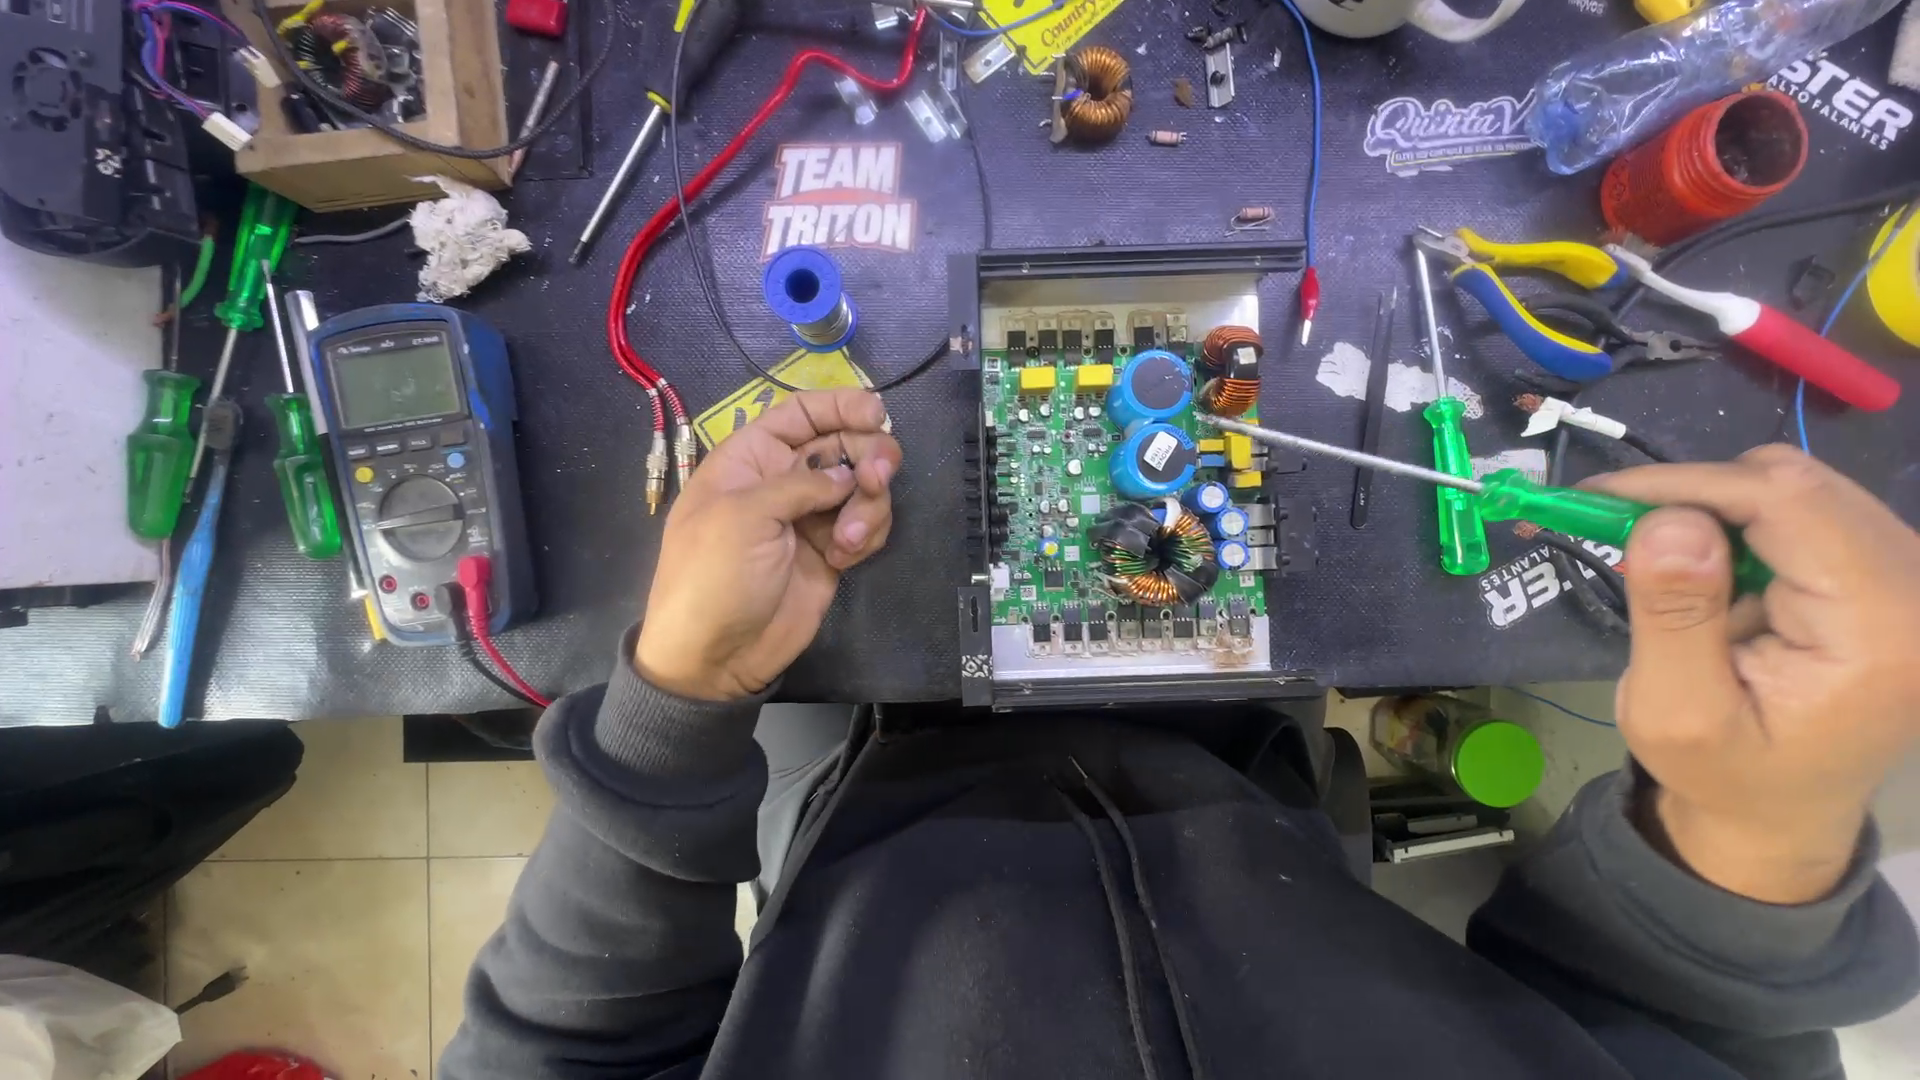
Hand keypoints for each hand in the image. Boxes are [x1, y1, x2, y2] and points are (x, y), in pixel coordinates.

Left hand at [635, 389, 899, 701]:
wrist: (717, 656)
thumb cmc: (713, 576)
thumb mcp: (745, 517)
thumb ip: (801, 484)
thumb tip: (848, 475)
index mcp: (751, 459)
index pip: (802, 414)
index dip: (840, 406)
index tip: (876, 414)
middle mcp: (785, 480)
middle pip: (843, 445)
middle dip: (867, 457)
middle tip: (876, 480)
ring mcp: (811, 517)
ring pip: (863, 486)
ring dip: (869, 505)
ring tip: (848, 539)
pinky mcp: (833, 550)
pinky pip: (867, 524)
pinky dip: (867, 534)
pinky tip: (846, 558)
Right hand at [1591, 445, 1919, 903]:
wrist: (1776, 811)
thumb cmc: (1719, 769)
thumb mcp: (1676, 708)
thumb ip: (1674, 614)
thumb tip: (1668, 520)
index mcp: (1879, 630)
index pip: (1788, 504)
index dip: (1686, 484)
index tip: (1593, 497)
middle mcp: (1917, 595)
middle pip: (1802, 485)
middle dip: (1693, 490)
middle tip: (1609, 523)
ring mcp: (1908, 586)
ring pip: (1801, 490)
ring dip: (1711, 504)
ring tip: (1650, 550)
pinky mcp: (1883, 582)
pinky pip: (1805, 514)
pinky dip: (1733, 519)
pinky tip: (1697, 563)